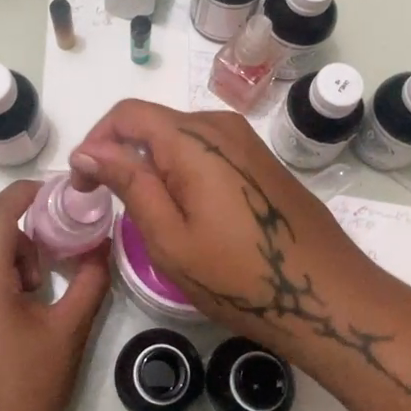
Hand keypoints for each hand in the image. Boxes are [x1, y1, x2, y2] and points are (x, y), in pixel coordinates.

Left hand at [0, 180, 110, 410]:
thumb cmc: (33, 385)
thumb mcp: (70, 330)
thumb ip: (90, 280)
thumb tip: (103, 245)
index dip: (24, 193)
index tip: (55, 188)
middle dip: (25, 230)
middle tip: (61, 241)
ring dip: (13, 259)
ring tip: (43, 288)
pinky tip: (23, 312)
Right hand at [67, 101, 374, 343]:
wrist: (327, 295)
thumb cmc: (240, 276)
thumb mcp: (171, 238)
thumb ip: (130, 184)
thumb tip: (89, 150)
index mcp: (193, 140)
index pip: (126, 115)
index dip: (95, 142)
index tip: (82, 186)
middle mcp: (220, 127)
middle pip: (154, 122)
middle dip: (121, 154)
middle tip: (108, 204)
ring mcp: (247, 142)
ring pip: (180, 137)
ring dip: (152, 164)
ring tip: (147, 214)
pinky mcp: (261, 161)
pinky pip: (207, 150)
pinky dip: (182, 170)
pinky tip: (186, 212)